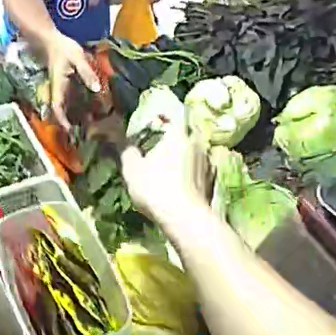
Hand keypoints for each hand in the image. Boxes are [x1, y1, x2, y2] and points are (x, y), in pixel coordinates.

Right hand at [41, 32, 99, 125]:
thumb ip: (86, 72)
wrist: (51, 41)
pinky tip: (89, 112)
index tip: (70, 132)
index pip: (58, 108)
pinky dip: (77, 110)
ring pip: (65, 109)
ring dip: (74, 119)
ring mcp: (60, 90)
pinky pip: (70, 102)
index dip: (63, 122)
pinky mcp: (64, 87)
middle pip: (61, 114)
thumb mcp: (77, 57)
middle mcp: (58, 92)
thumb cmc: (63, 48)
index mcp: (58, 87)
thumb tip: (96, 88)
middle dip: (69, 126)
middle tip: (83, 137)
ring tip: (88, 129)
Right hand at [121, 108, 212, 230]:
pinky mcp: (212, 180)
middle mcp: (197, 142)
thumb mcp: (132, 169)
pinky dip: (190, 172)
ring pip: (192, 152)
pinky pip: (199, 169)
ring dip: (182, 156)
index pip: (170, 115)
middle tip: (157, 148)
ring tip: (168, 167)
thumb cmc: (156, 189)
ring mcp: (208, 161)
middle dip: (170, 139)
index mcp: (178, 133)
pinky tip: (180, 182)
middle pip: (183, 134)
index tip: (149, 124)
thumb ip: (127, 150)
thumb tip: (123, 140)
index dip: (159, 118)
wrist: (185, 218)